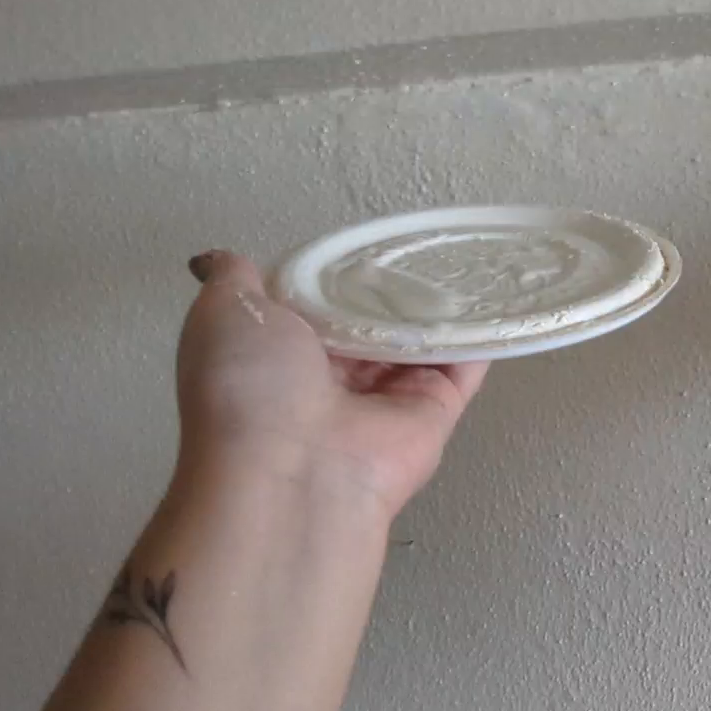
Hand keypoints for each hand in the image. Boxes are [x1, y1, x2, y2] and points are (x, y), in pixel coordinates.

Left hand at [173, 250, 486, 519]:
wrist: (301, 464)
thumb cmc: (253, 386)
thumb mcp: (224, 315)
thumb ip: (232, 281)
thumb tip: (216, 259)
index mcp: (284, 355)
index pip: (318, 308)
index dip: (336, 276)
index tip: (361, 246)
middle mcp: (337, 378)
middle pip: (375, 325)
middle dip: (395, 290)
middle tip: (422, 248)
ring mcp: (391, 396)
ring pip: (423, 342)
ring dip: (442, 309)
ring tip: (466, 264)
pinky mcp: (437, 408)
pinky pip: (465, 367)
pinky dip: (481, 338)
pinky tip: (494, 301)